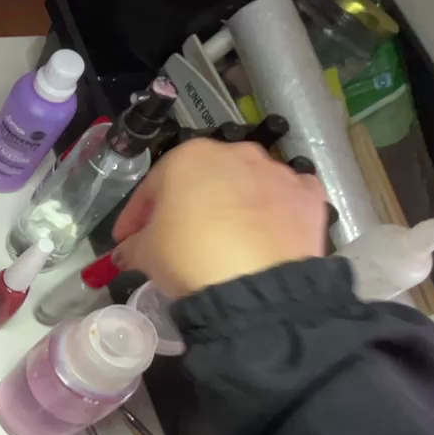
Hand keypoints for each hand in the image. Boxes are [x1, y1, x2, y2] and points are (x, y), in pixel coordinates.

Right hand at [111, 140, 329, 296]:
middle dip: (183, 206)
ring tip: (217, 238)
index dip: (134, 217)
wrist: (255, 281)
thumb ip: (132, 245)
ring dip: (227, 205)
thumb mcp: (143, 253)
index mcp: (187, 158)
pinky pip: (280, 198)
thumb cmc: (187, 255)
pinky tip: (258, 233)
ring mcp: (275, 171)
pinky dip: (268, 211)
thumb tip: (128, 250)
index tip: (126, 240)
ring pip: (242, 185)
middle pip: (199, 180)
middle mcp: (234, 153)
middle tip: (170, 237)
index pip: (149, 189)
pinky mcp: (307, 194)